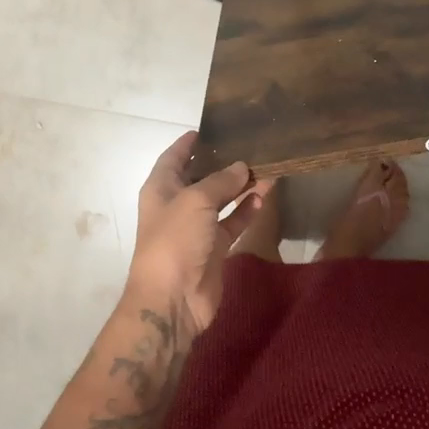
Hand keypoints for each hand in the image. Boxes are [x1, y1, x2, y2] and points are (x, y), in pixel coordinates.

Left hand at [125, 132, 269, 332]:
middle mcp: (177, 205)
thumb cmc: (175, 240)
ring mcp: (196, 228)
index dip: (189, 142)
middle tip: (251, 145)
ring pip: (222, 200)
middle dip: (223, 163)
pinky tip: (264, 196)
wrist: (172, 300)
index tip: (212, 128)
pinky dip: (246, 210)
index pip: (174, 157)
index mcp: (161, 189)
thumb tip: (241, 167)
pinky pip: (233, 222)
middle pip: (202, 177)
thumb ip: (221, 180)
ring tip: (266, 167)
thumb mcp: (196, 200)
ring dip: (241, 186)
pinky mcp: (214, 248)